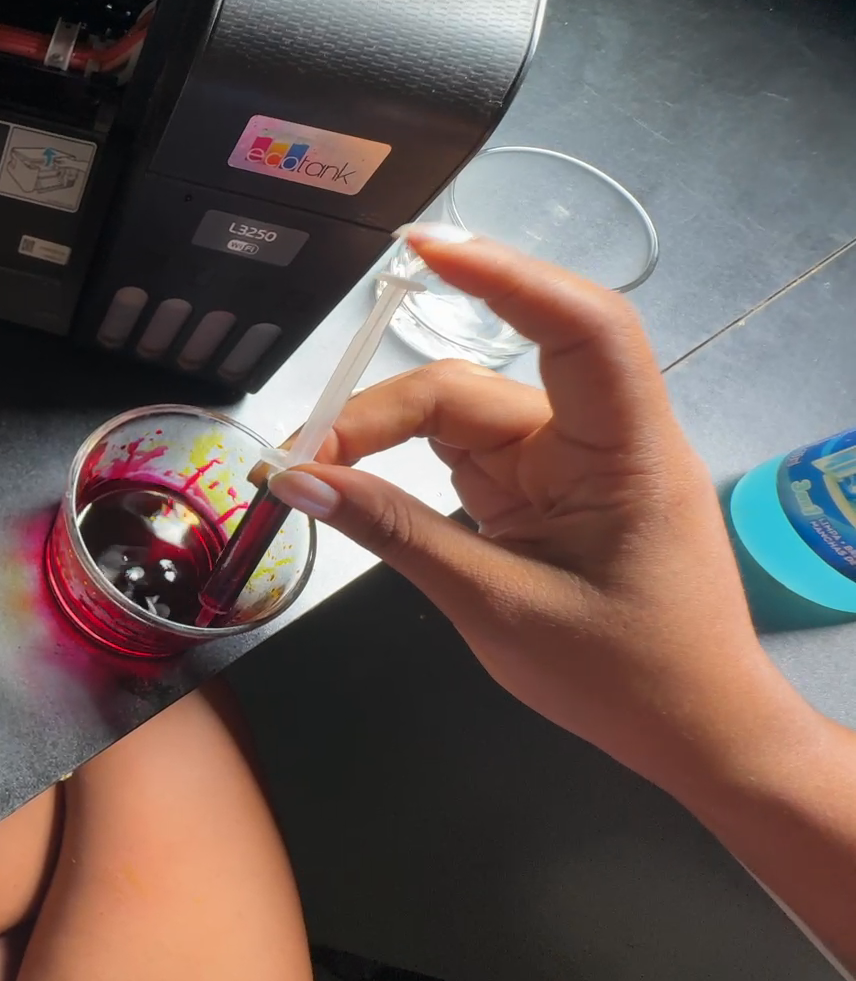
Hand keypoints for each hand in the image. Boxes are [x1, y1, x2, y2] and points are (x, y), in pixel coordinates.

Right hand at [263, 229, 822, 789]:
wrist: (687, 730)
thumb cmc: (622, 672)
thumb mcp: (492, 603)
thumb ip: (392, 531)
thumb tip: (298, 482)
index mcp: (621, 453)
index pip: (579, 331)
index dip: (505, 278)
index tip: (421, 250)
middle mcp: (588, 437)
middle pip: (463, 388)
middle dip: (370, 417)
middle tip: (294, 464)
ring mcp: (552, 458)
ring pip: (442, 413)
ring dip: (370, 436)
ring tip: (306, 473)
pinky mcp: (522, 482)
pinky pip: (441, 448)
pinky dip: (386, 459)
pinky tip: (345, 478)